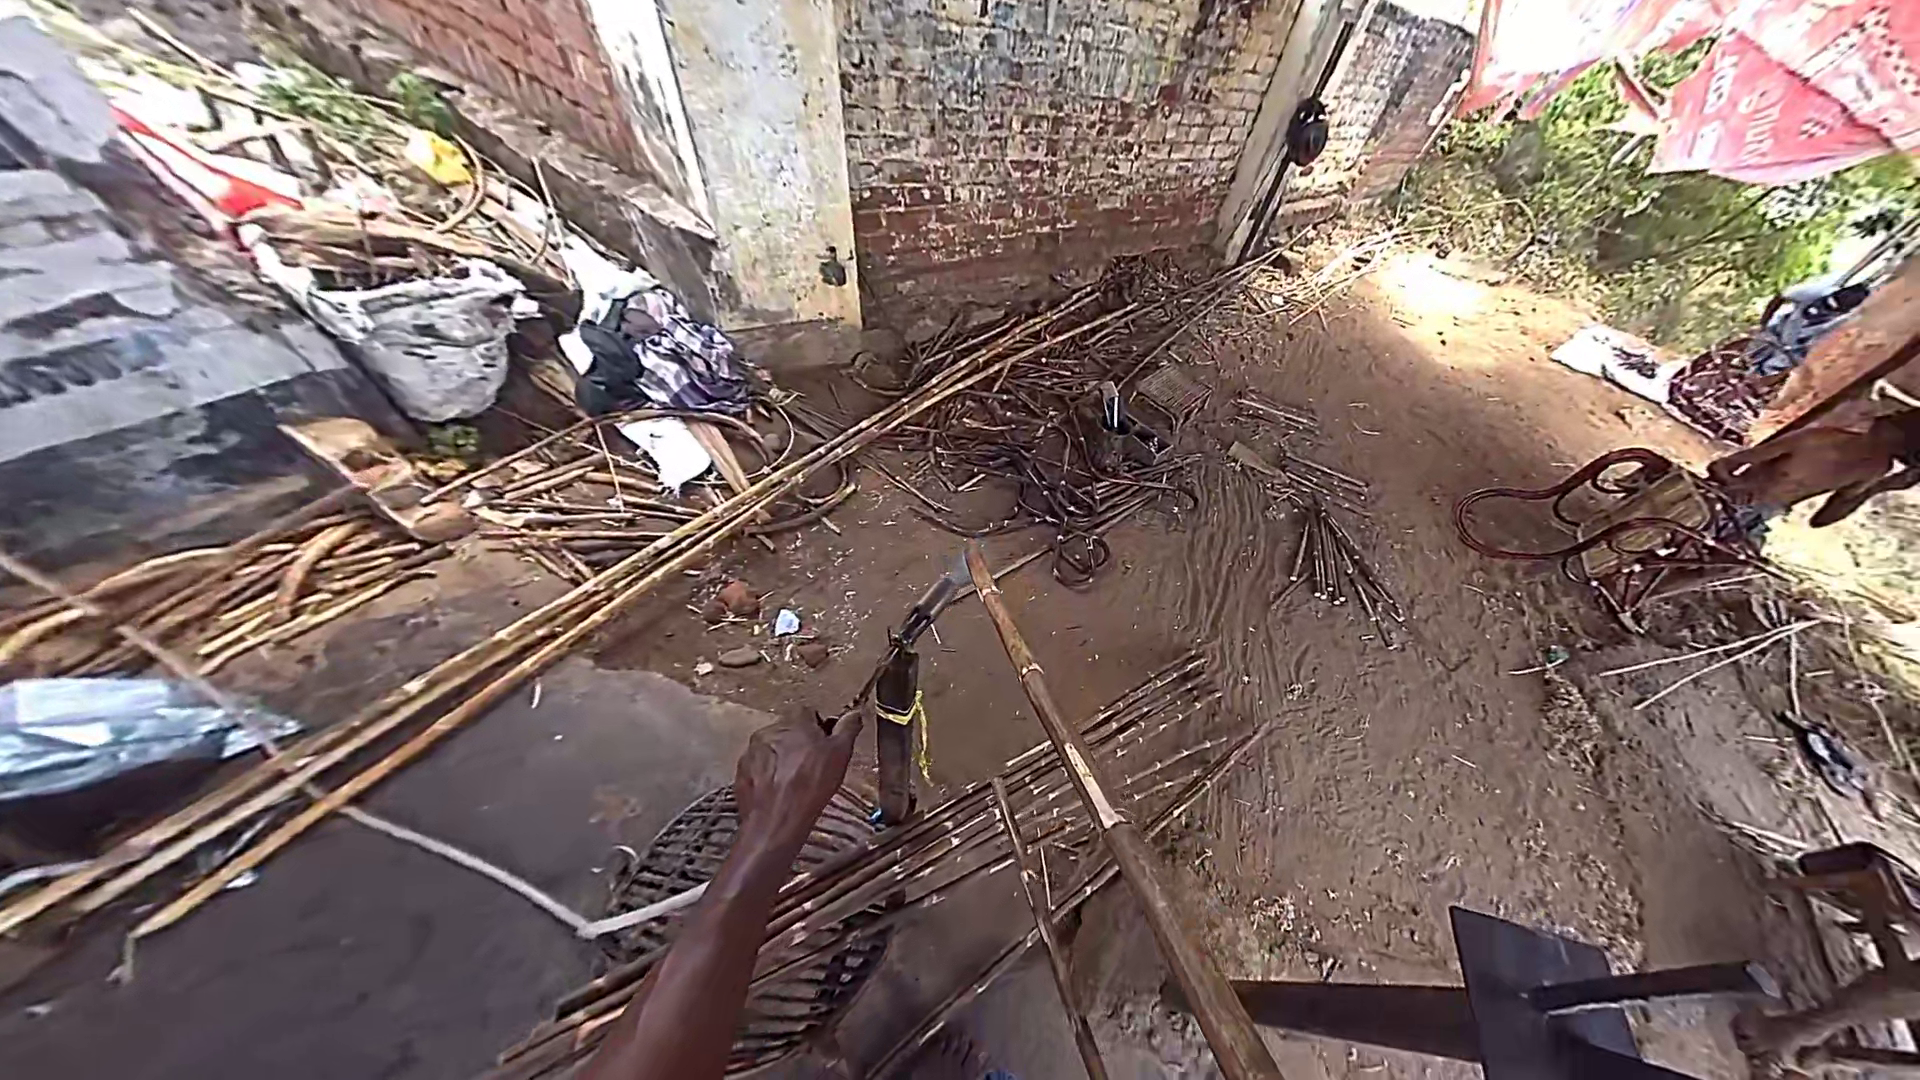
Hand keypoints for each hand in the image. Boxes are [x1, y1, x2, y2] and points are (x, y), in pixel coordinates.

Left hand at [734, 710, 861, 855]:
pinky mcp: (741, 772)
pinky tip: (778, 790)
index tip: (825, 746)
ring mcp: (751, 751)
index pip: (808, 712)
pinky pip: (758, 766)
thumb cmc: (811, 785)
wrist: (774, 822)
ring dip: (782, 757)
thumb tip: (854, 712)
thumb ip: (848, 728)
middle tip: (811, 765)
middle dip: (799, 742)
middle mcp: (769, 730)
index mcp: (794, 721)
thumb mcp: (840, 754)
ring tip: (794, 781)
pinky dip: (768, 773)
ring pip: (772, 747)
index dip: (819, 728)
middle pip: (789, 729)